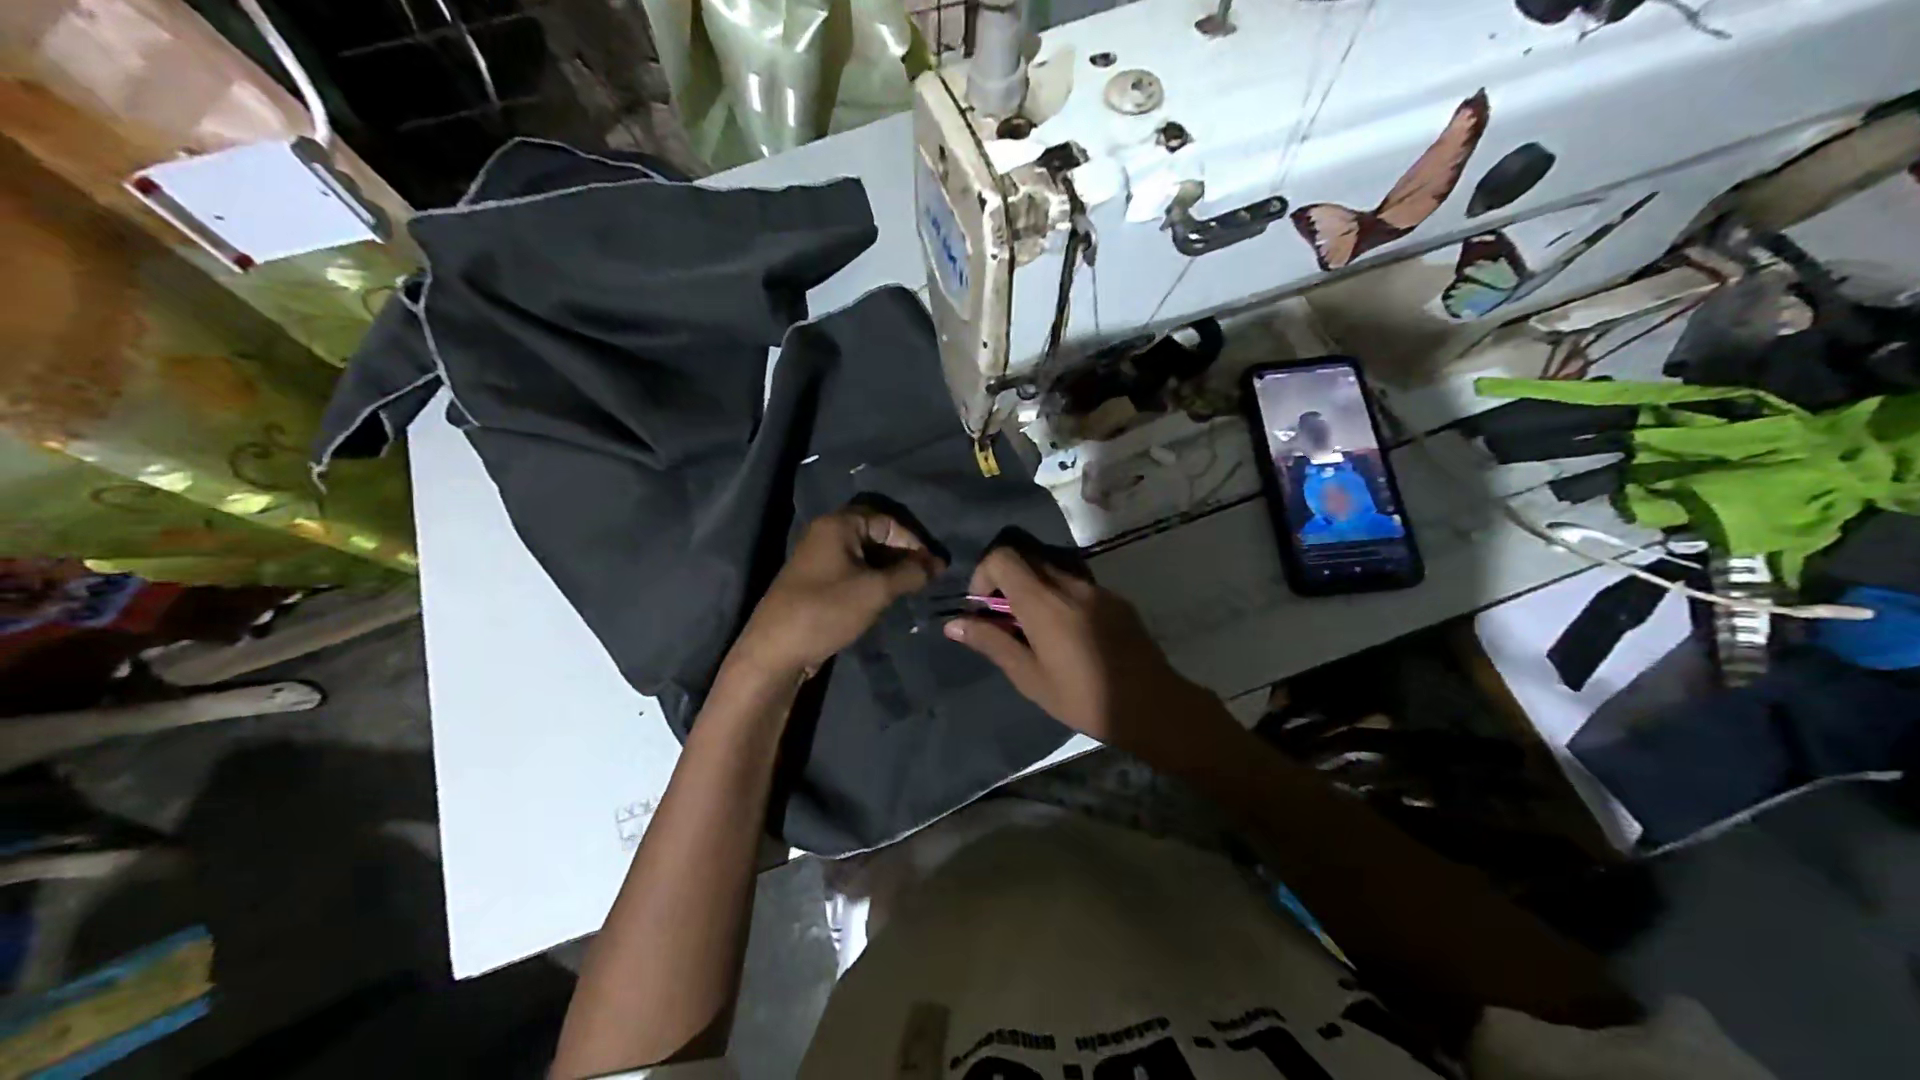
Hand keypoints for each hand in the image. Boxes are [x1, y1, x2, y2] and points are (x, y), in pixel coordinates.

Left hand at [732, 504, 945, 678]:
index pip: (887, 520)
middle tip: (927, 578)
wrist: (775, 651)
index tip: (934, 568)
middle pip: (875, 535)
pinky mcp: (817, 583)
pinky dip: (873, 580)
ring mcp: (819, 559)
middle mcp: (826, 534)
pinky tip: (888, 598)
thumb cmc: (827, 611)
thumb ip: (910, 573)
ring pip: (865, 555)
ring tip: (912, 589)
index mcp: (837, 525)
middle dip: (903, 554)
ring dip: (890, 569)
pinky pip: (853, 571)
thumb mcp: (875, 590)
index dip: (914, 541)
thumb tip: (937, 564)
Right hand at [942, 547, 1209, 752]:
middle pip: (1026, 558)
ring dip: (1034, 589)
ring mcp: (1096, 588)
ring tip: (1036, 631)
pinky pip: (1076, 585)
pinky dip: (1059, 597)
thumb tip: (954, 623)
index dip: (984, 574)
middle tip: (1006, 620)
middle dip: (1006, 580)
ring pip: (1052, 570)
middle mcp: (1069, 584)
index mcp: (1043, 602)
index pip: (1003, 557)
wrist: (1152, 705)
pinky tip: (1068, 636)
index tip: (983, 608)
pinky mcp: (1115, 599)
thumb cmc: (1082, 697)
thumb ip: (991, 642)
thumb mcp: (1029, 677)